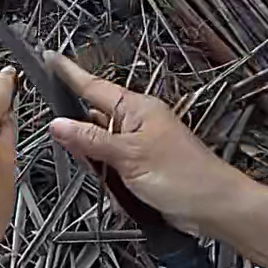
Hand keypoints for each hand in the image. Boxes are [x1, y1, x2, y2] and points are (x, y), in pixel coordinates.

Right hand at [44, 54, 265, 237]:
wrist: (216, 208)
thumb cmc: (187, 177)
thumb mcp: (129, 156)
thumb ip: (90, 141)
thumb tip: (59, 125)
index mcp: (137, 108)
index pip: (93, 86)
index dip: (69, 73)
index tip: (51, 59)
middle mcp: (138, 122)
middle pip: (91, 123)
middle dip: (85, 145)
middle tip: (89, 159)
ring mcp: (140, 145)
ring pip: (100, 150)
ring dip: (102, 170)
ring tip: (120, 183)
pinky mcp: (142, 166)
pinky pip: (113, 169)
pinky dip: (114, 183)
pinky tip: (126, 194)